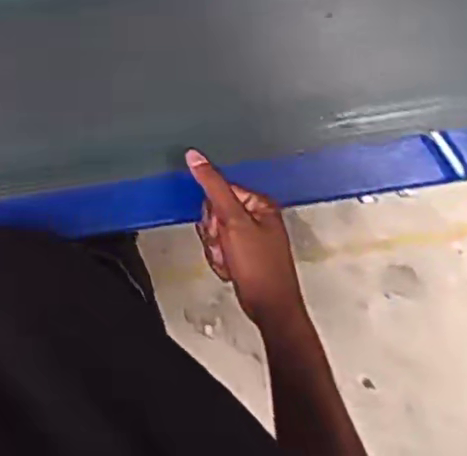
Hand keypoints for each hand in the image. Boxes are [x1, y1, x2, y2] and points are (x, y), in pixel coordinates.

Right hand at [187, 149, 306, 327]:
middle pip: (214, 211)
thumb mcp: (232, 221)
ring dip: (215, 248)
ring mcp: (251, 237)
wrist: (270, 310)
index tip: (220, 225)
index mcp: (259, 204)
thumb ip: (213, 186)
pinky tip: (231, 269)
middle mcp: (257, 217)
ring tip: (230, 261)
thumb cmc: (260, 268)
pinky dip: (219, 259)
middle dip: (213, 232)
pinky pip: (218, 247)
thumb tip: (196, 157)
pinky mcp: (244, 253)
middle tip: (226, 246)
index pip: (219, 190)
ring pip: (213, 231)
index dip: (213, 210)